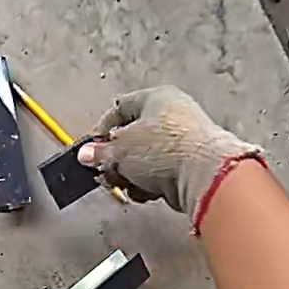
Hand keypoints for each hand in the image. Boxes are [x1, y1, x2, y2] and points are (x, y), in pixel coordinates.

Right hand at [77, 86, 261, 227]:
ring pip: (145, 159)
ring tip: (127, 184)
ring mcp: (183, 141)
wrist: (202, 175)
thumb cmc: (164, 150)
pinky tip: (146, 191)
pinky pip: (160, 174)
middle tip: (107, 172)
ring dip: (131, 175)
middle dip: (117, 159)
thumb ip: (99, 153)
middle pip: (133, 137)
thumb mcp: (119, 150)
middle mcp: (173, 114)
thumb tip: (86, 154)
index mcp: (157, 97)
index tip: (92, 149)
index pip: (121, 108)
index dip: (103, 130)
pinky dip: (149, 184)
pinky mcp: (190, 165)